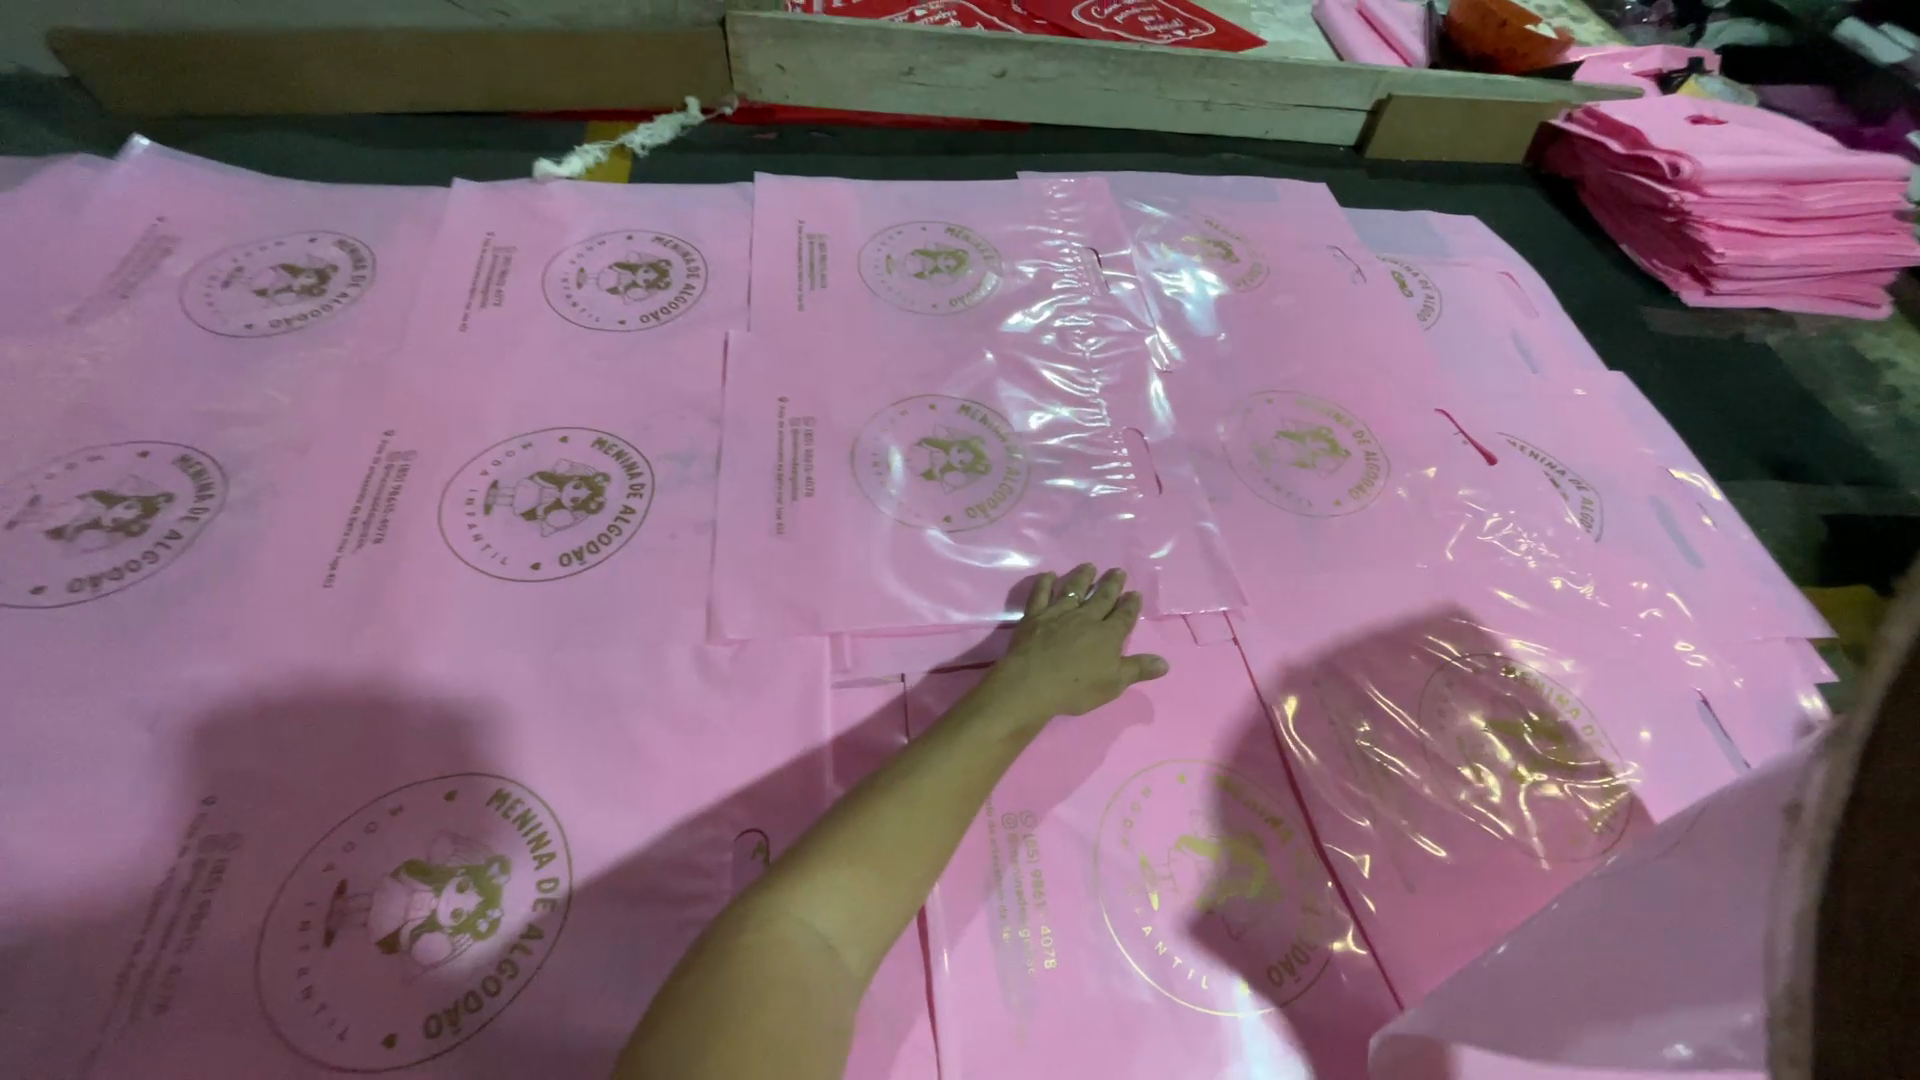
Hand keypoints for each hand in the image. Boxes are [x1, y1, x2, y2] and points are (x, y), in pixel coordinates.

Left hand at [978, 563, 1170, 723]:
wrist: (1032, 683)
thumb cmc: (1076, 688)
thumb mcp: (1113, 684)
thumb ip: (1138, 669)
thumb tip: (1165, 662)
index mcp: (1107, 635)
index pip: (1123, 616)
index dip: (1131, 605)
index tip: (1135, 593)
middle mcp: (1085, 618)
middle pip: (1101, 598)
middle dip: (1111, 584)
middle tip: (1117, 571)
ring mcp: (1058, 614)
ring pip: (1073, 590)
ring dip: (1082, 577)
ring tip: (1089, 566)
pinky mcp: (1035, 616)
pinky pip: (1041, 595)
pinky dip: (1045, 584)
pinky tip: (1049, 575)